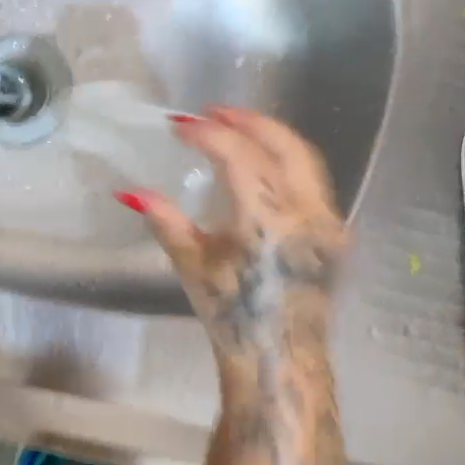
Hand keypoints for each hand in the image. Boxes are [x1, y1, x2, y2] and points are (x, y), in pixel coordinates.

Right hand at [121, 107, 344, 357]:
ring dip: (270, 138)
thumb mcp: (190, 264)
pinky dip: (284, 161)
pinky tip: (261, 164)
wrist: (279, 352)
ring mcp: (328, 221)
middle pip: (285, 148)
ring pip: (305, 161)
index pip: (239, 159)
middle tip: (213, 112)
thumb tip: (130, 192)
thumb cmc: (230, 311)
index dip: (208, 136)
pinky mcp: (334, 231)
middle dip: (249, 123)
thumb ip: (165, 221)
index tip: (179, 125)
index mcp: (266, 221)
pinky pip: (311, 181)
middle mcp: (306, 213)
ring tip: (236, 128)